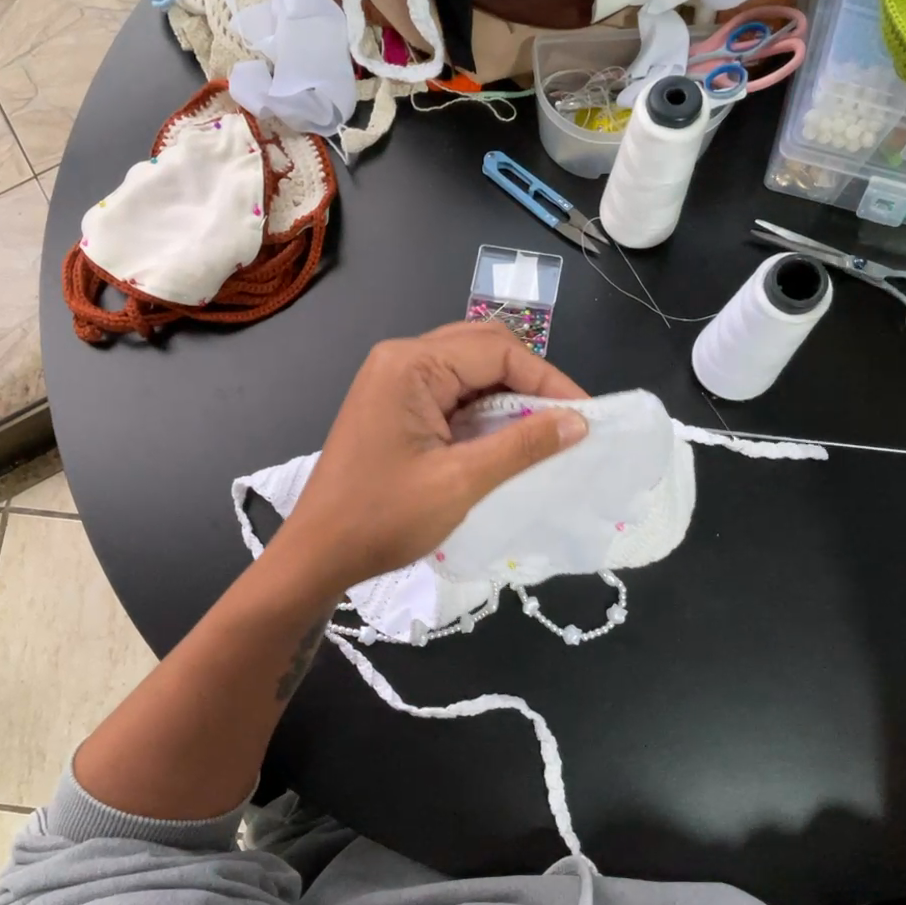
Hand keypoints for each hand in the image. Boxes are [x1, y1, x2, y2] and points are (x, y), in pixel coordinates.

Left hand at [273, 321, 588, 592]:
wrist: (319, 554)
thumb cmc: (384, 518)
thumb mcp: (461, 481)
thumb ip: (522, 445)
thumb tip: (578, 422)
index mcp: (410, 364)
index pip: (497, 350)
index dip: (548, 381)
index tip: (586, 417)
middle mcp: (400, 359)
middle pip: (483, 349)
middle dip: (530, 383)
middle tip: (566, 422)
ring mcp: (392, 382)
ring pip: (468, 372)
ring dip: (507, 398)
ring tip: (543, 433)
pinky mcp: (392, 407)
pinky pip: (449, 395)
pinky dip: (481, 413)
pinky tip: (504, 440)